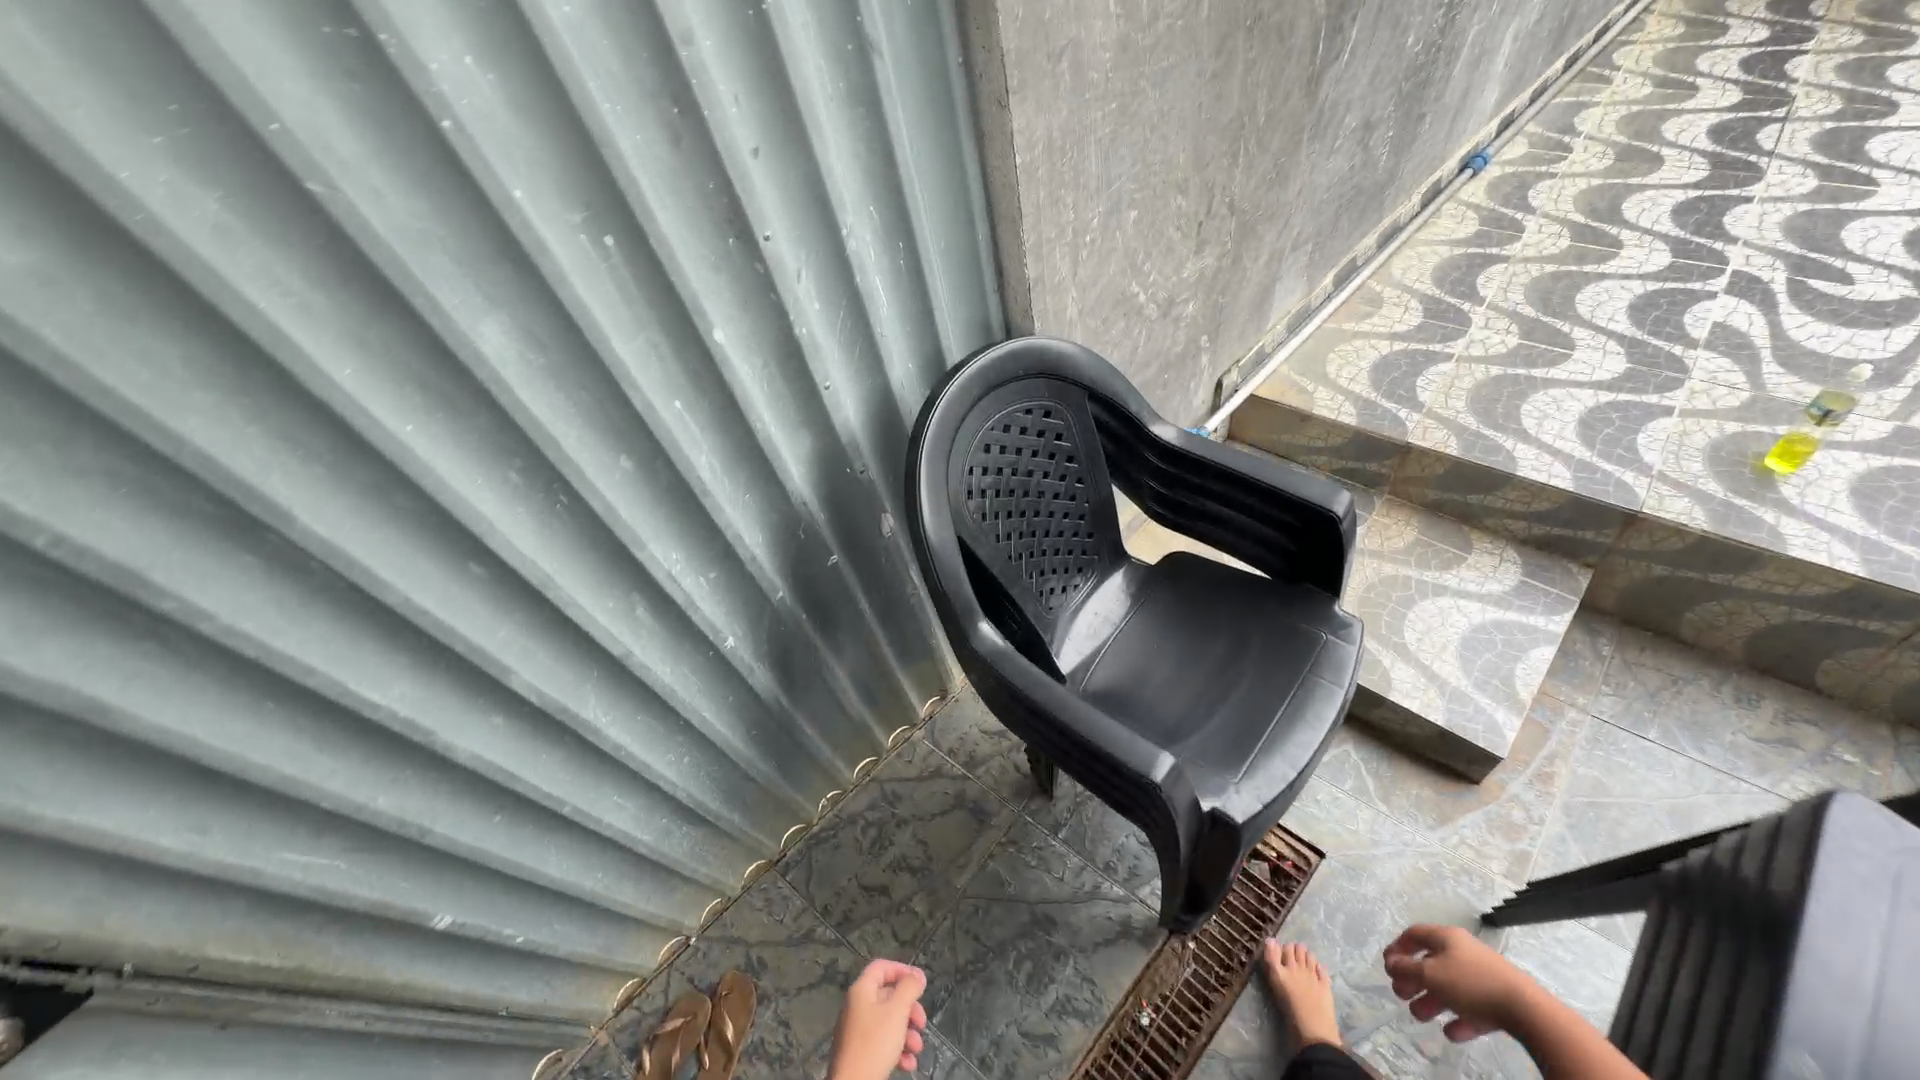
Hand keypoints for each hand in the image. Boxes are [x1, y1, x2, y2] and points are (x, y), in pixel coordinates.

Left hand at [828, 959, 928, 1079]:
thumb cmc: (874, 1043)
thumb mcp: (897, 1011)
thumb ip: (909, 988)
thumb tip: (917, 975)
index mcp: (861, 990)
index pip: (881, 967)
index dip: (902, 970)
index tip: (920, 983)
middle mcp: (857, 1006)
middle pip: (889, 996)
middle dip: (910, 1009)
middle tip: (922, 1022)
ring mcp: (858, 1030)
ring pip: (889, 1022)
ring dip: (908, 1033)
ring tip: (917, 1048)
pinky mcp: (861, 1051)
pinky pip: (883, 1042)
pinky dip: (898, 1049)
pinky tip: (908, 1063)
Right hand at [1382, 924, 1538, 1042]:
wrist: (1526, 1010)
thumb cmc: (1470, 983)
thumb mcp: (1430, 974)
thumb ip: (1406, 968)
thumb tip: (1391, 962)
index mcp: (1446, 938)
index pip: (1414, 935)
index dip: (1397, 948)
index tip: (1387, 966)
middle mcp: (1463, 952)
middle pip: (1430, 963)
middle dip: (1412, 980)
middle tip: (1401, 994)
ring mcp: (1481, 976)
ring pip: (1449, 987)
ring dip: (1431, 1002)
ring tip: (1421, 1017)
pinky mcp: (1496, 1000)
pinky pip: (1470, 1006)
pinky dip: (1459, 1018)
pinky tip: (1452, 1032)